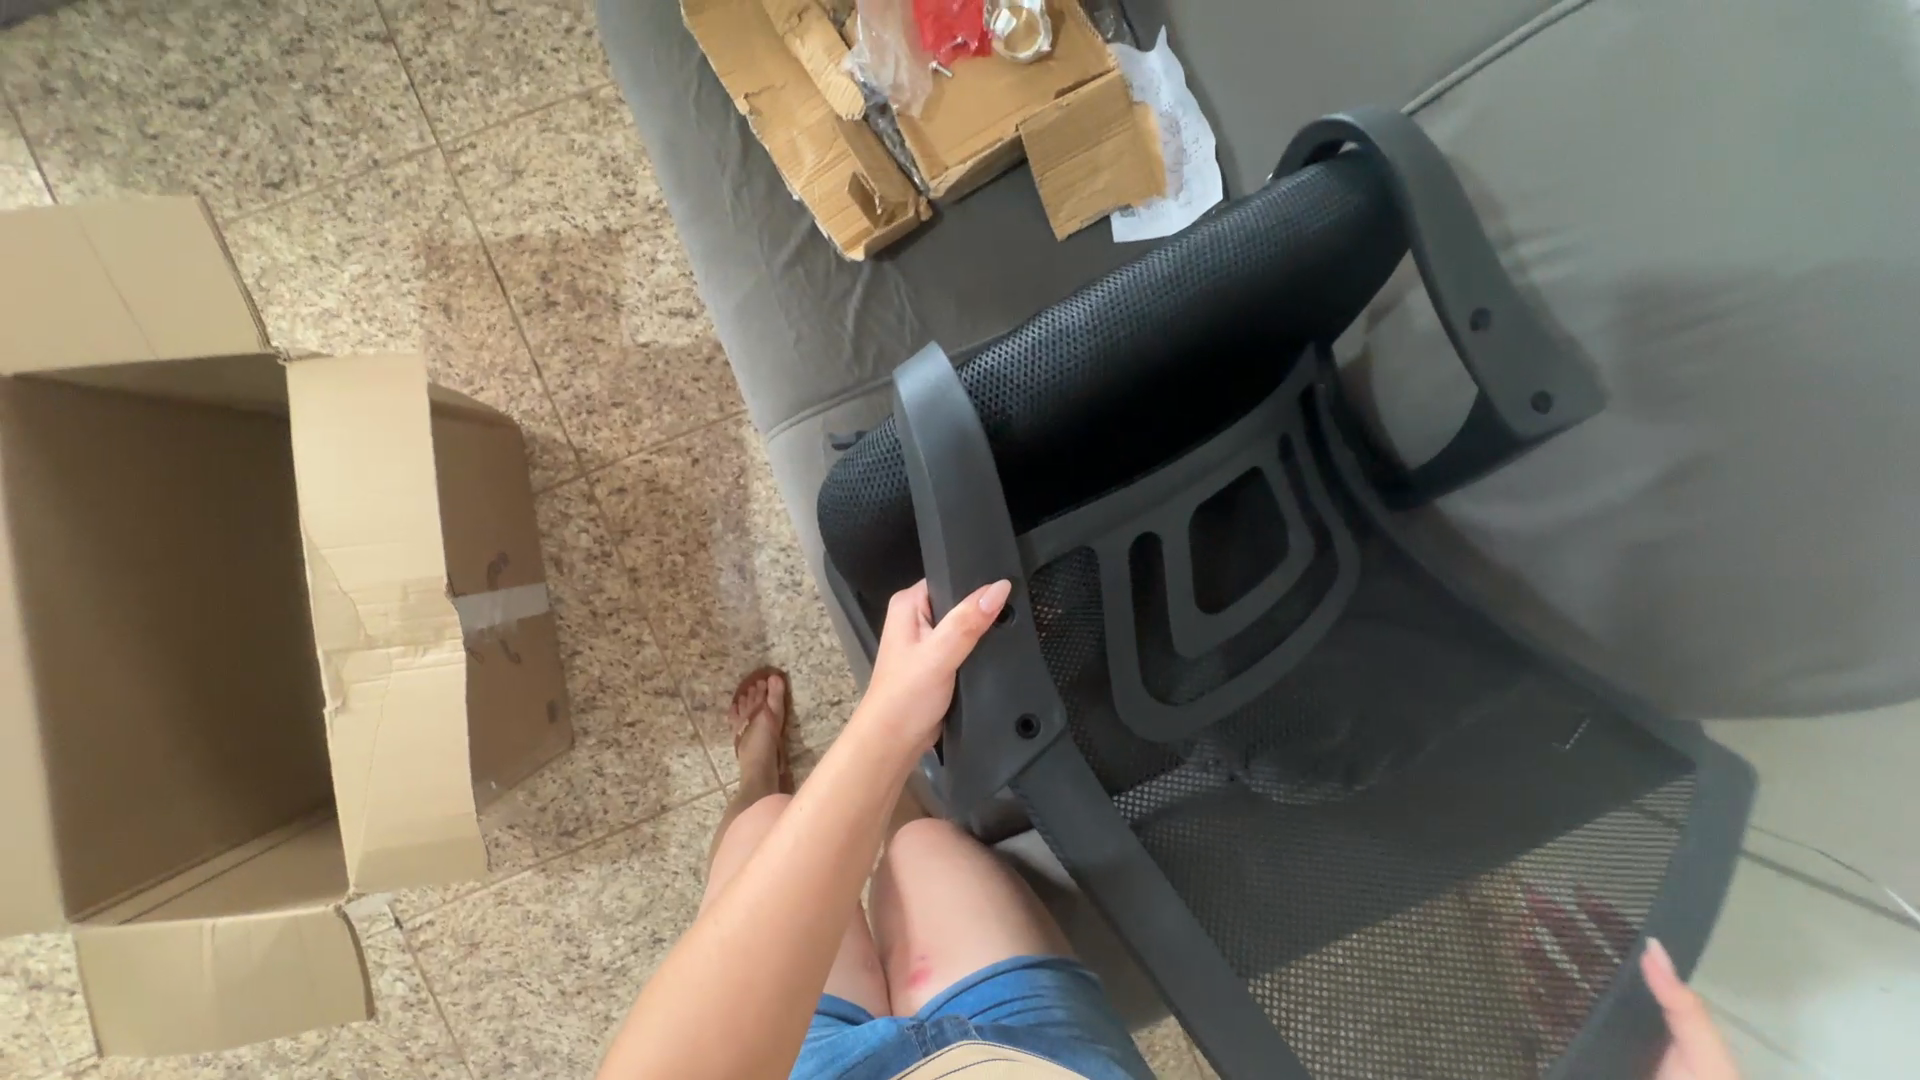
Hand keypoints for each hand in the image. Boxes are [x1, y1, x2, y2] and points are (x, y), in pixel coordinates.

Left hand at [853, 579, 1010, 755]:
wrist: (895, 741)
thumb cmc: (907, 695)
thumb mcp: (940, 654)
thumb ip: (968, 621)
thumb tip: (1000, 588)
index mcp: (908, 603)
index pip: (949, 578)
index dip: (977, 582)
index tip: (1008, 587)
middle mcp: (915, 617)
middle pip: (960, 601)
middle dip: (983, 609)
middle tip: (1015, 611)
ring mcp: (927, 640)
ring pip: (965, 625)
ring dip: (983, 631)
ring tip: (1011, 628)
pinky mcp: (939, 661)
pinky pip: (966, 645)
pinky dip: (979, 649)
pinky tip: (997, 649)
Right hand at [1518, 887, 1739, 1079]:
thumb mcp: (1706, 1059)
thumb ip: (1684, 1007)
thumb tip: (1653, 945)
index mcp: (1661, 1012)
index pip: (1628, 956)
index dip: (1605, 922)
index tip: (1578, 893)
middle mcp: (1630, 1018)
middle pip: (1588, 961)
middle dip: (1560, 928)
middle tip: (1531, 898)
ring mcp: (1603, 1037)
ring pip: (1564, 985)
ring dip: (1540, 958)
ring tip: (1518, 935)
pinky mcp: (1579, 1054)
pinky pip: (1552, 1022)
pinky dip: (1536, 1001)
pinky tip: (1523, 986)